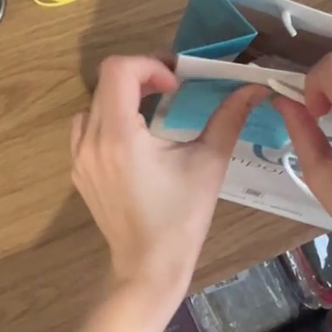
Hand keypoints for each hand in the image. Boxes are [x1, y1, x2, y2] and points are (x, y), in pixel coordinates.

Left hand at [71, 56, 264, 296]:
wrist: (148, 266)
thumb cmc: (181, 219)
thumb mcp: (209, 164)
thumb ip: (229, 118)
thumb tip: (253, 87)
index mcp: (119, 136)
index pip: (118, 70)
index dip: (150, 65)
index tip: (176, 85)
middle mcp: (90, 141)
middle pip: (106, 81)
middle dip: (142, 77)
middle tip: (173, 90)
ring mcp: (79, 157)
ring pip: (93, 102)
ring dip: (123, 97)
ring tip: (153, 114)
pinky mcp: (78, 170)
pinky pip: (86, 128)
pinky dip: (108, 120)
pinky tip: (135, 139)